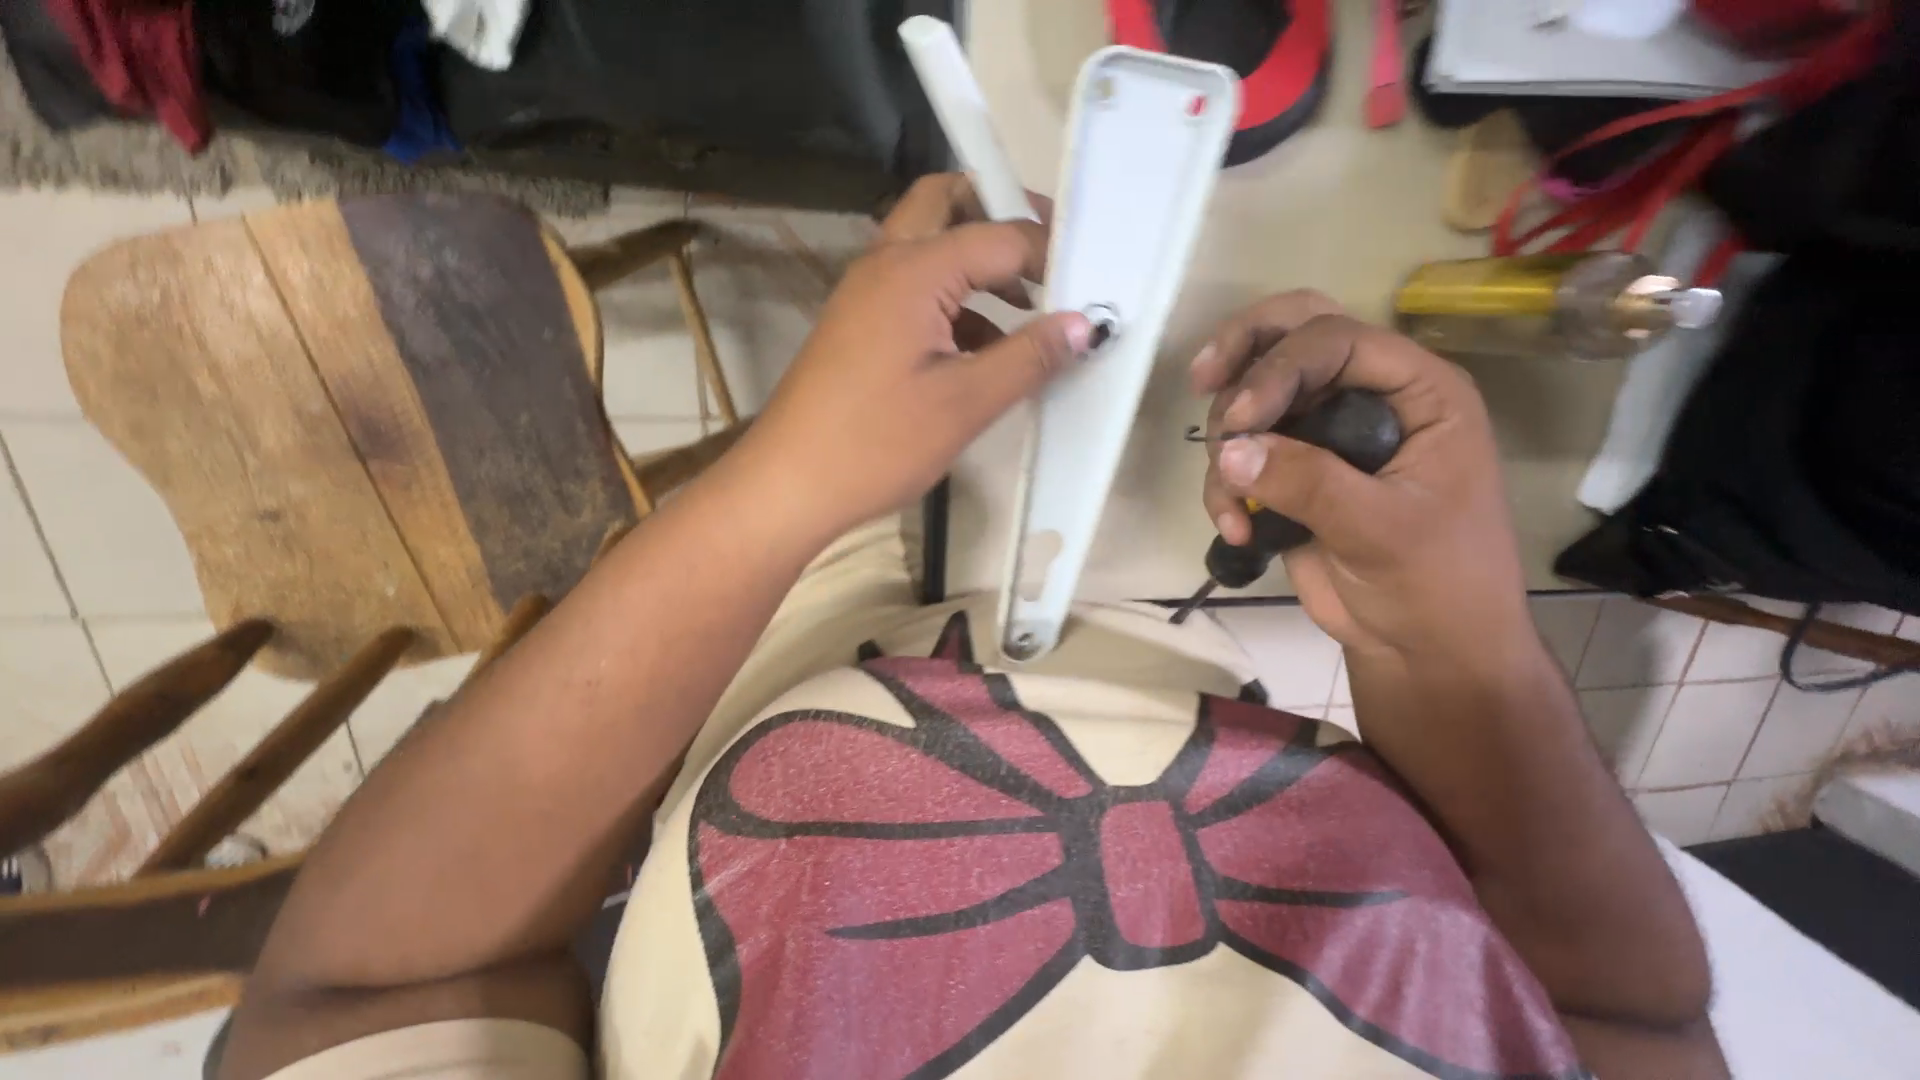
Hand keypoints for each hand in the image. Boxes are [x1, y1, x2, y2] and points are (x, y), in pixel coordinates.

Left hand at [739, 174, 1091, 540]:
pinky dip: (955, 300)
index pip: (1000, 235)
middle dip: (1002, 216)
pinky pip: (915, 288)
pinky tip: (987, 349)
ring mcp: (866, 293)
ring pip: (929, 245)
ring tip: (1030, 307)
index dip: (1050, 253)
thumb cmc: (876, 443)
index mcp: (913, 270)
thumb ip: (1028, 357)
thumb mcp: (964, 403)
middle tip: (1051, 255)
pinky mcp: (859, 324)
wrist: (788, 484)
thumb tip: (1085, 325)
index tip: (1092, 280)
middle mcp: (885, 264)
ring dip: (979, 261)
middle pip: (948, 203)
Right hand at [1192, 291, 1531, 665]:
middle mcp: (1367, 398)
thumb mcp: (1383, 529)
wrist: (1422, 648)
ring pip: (1254, 398)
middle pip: (1292, 336)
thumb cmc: (1437, 583)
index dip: (1280, 366)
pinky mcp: (1292, 473)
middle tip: (1201, 381)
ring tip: (1230, 506)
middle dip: (1241, 355)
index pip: (1336, 340)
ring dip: (1227, 444)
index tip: (1241, 421)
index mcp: (1416, 392)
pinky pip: (1241, 454)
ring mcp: (1326, 434)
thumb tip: (1228, 451)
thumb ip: (1310, 483)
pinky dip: (1224, 486)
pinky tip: (1237, 532)